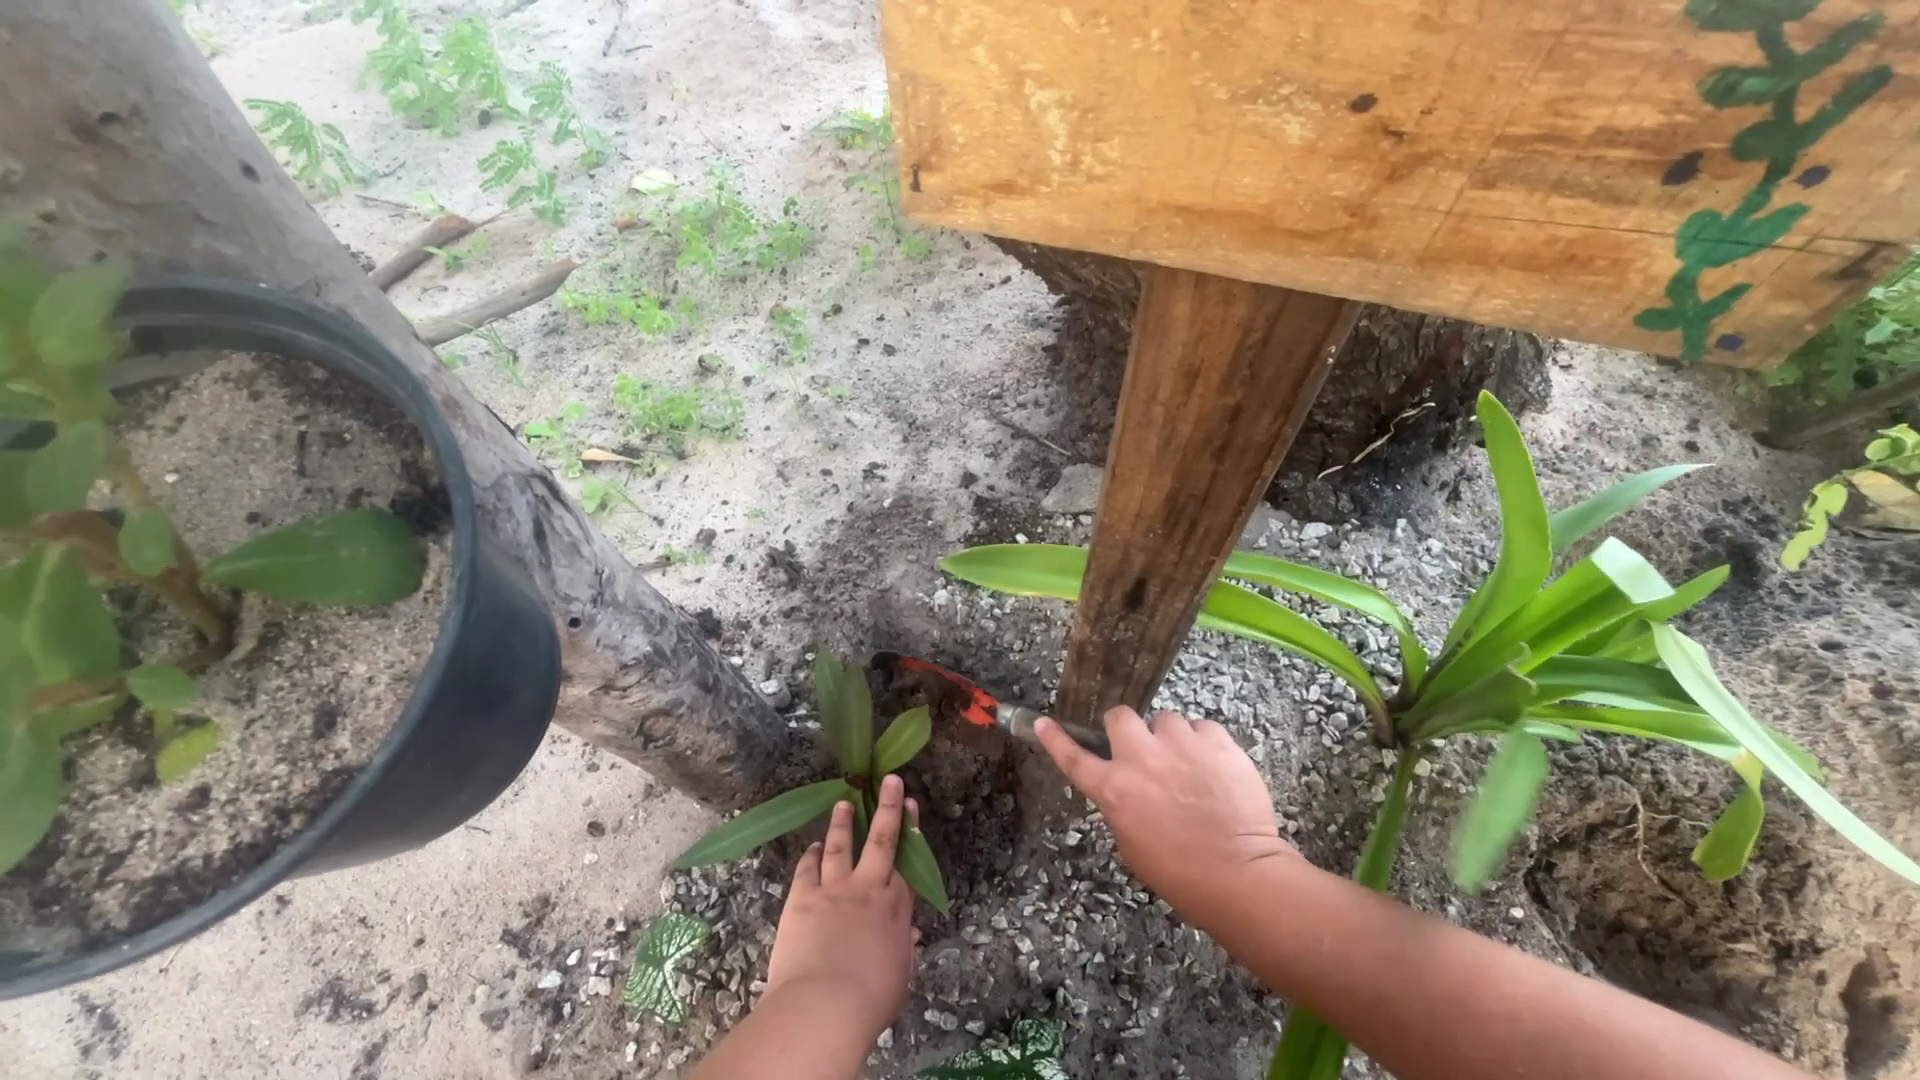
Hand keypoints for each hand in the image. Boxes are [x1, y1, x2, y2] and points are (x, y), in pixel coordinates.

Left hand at [764, 774, 917, 1041]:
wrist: (825, 1003)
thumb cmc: (870, 999)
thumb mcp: (898, 977)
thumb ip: (902, 950)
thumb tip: (909, 935)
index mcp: (895, 908)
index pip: (908, 861)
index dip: (911, 830)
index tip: (912, 804)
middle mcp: (867, 889)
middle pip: (880, 840)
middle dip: (887, 807)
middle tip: (889, 779)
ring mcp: (833, 889)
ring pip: (840, 846)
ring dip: (842, 823)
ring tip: (843, 802)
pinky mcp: (802, 897)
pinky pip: (807, 869)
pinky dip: (810, 856)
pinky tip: (811, 847)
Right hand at [1034, 707, 1295, 927]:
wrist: (1238, 873)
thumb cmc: (1179, 872)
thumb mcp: (1130, 843)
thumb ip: (1121, 804)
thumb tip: (1127, 786)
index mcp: (1114, 789)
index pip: (1074, 757)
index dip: (1056, 739)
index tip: (1044, 722)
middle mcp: (1141, 758)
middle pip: (1120, 717)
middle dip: (1127, 729)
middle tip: (1143, 748)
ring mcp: (1180, 745)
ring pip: (1165, 719)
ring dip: (1170, 737)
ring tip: (1188, 763)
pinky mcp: (1217, 741)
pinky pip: (1202, 726)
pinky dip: (1204, 741)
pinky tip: (1213, 765)